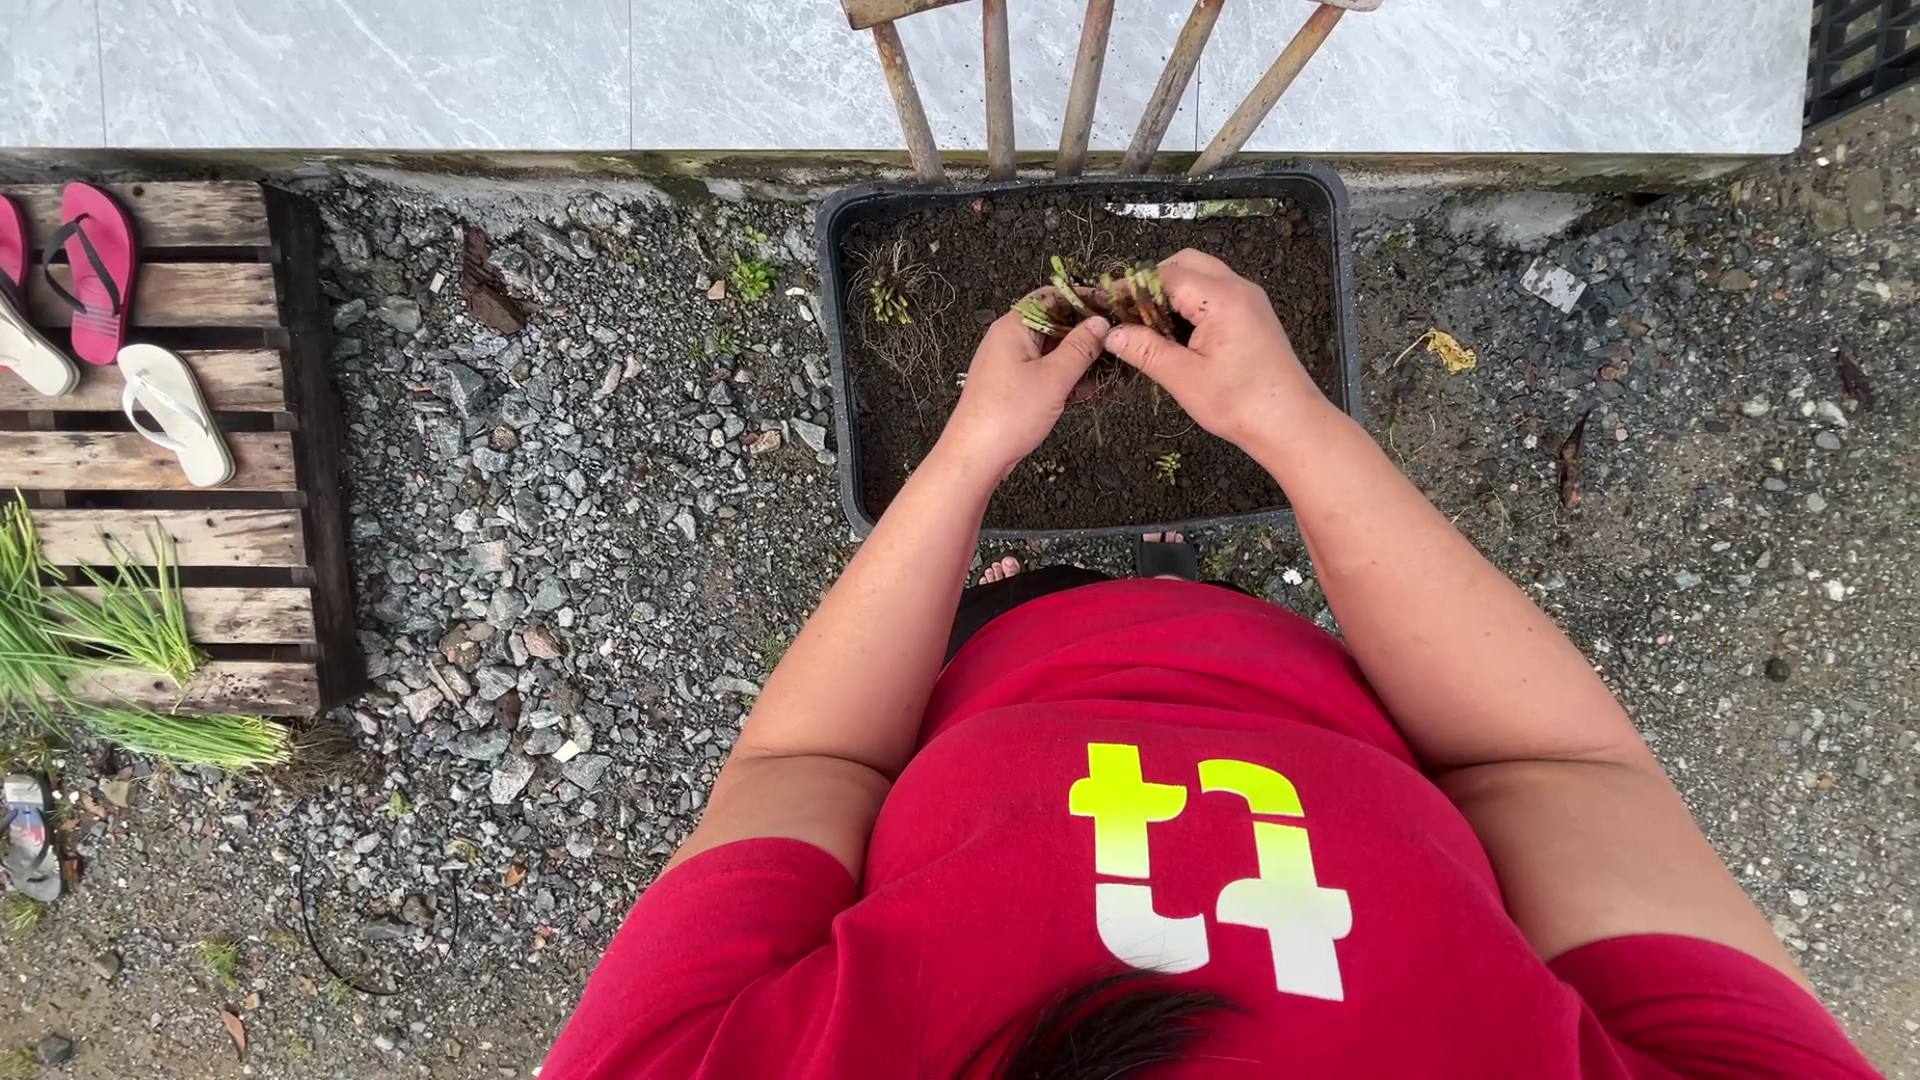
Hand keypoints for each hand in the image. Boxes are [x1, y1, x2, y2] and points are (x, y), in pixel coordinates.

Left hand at [939, 291, 1108, 476]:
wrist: (975, 457)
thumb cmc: (1007, 416)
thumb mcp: (1053, 378)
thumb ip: (1080, 347)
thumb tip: (1099, 324)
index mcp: (1013, 327)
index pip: (1052, 296)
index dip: (1083, 299)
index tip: (1111, 307)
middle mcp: (1008, 341)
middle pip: (1053, 324)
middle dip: (1085, 333)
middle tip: (1116, 341)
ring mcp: (1010, 365)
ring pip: (1051, 352)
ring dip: (1078, 359)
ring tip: (1109, 367)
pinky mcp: (1013, 388)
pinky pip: (1044, 374)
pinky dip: (1065, 379)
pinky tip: (1088, 390)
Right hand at [1104, 249, 1330, 450]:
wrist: (1289, 423)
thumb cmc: (1239, 403)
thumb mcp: (1184, 378)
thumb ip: (1146, 351)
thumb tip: (1111, 334)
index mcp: (1222, 299)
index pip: (1166, 275)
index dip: (1132, 287)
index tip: (1106, 305)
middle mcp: (1238, 289)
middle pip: (1186, 263)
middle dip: (1152, 282)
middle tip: (1127, 313)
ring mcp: (1248, 300)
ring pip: (1201, 276)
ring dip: (1171, 291)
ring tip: (1146, 324)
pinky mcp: (1251, 315)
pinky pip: (1214, 293)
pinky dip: (1189, 302)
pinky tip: (1173, 332)